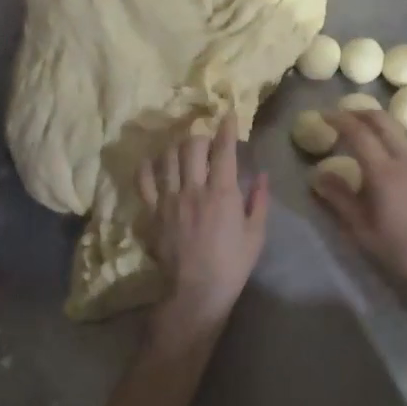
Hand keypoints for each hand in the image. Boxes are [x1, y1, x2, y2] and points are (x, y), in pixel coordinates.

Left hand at [138, 115, 269, 343]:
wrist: (196, 291)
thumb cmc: (232, 265)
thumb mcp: (256, 234)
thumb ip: (259, 201)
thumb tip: (263, 175)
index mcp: (222, 193)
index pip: (224, 150)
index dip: (226, 128)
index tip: (228, 114)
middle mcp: (193, 189)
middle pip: (192, 146)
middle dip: (201, 136)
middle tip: (207, 139)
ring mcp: (169, 199)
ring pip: (168, 158)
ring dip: (177, 147)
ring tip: (183, 149)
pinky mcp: (152, 212)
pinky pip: (144, 181)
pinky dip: (148, 167)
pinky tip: (154, 162)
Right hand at [310, 110, 406, 286]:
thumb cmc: (402, 250)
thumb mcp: (363, 230)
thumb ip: (339, 199)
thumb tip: (318, 176)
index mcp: (384, 172)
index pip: (359, 133)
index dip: (339, 120)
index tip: (322, 115)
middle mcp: (405, 159)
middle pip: (382, 120)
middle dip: (359, 112)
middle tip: (339, 115)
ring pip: (397, 130)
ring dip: (375, 122)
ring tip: (357, 131)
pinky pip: (405, 143)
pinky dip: (388, 136)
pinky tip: (380, 153)